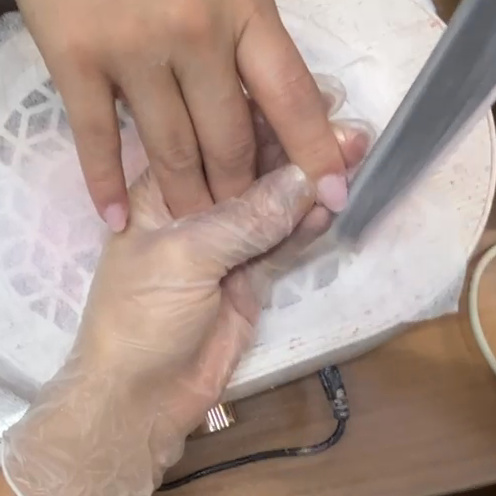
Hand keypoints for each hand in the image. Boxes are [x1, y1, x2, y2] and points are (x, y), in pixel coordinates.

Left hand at [1, 119, 369, 495]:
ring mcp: (224, 244)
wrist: (139, 396)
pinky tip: (333, 204)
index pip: (213, 137)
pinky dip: (307, 225)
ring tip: (356, 158)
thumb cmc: (141, 317)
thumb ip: (245, 217)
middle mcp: (193, 207)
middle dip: (297, 149)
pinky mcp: (247, 277)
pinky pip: (283, 241)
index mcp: (159, 188)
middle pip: (251, 167)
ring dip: (311, 183)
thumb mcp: (185, 256)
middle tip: (349, 133)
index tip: (311, 100)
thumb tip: (307, 175)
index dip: (260, 118)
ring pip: (274, 203)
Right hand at [9, 0, 350, 230]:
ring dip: (184, 200)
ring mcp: (134, 53)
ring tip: (190, 229)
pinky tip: (117, 219)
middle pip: (227, 140)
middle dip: (238, 192)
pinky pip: (98, 140)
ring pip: (170, 150)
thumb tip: (260, 96)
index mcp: (243, 4)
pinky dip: (107, 186)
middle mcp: (196, 35)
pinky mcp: (77, 64)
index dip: (311, 153)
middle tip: (240, 224)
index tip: (331, 196)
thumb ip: (245, 26)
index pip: (289, 95)